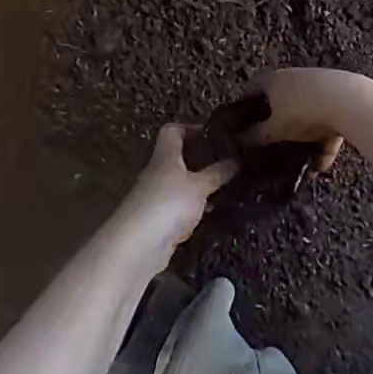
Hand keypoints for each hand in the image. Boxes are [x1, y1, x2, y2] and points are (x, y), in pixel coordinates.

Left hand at [116, 125, 237, 254]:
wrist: (137, 245)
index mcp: (165, 156)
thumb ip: (217, 173)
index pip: (172, 130)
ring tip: (226, 187)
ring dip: (200, 185)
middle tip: (227, 162)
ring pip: (181, 184)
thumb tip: (235, 159)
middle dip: (202, 159)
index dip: (191, 128)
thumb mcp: (199, 186)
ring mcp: (156, 197)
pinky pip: (180, 206)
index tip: (214, 134)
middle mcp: (158, 173)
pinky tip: (212, 212)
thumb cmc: (168, 204)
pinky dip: (195, 207)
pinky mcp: (159, 220)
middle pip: (178, 158)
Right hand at [246, 68, 372, 173]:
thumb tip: (242, 140)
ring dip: (305, 140)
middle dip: (279, 128)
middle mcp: (295, 78)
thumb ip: (257, 136)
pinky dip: (324, 143)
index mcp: (274, 80)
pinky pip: (328, 124)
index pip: (252, 91)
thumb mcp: (275, 130)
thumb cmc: (303, 111)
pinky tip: (322, 165)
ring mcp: (319, 87)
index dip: (244, 108)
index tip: (241, 126)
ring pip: (307, 116)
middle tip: (274, 147)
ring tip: (302, 163)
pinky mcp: (341, 99)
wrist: (349, 102)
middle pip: (282, 104)